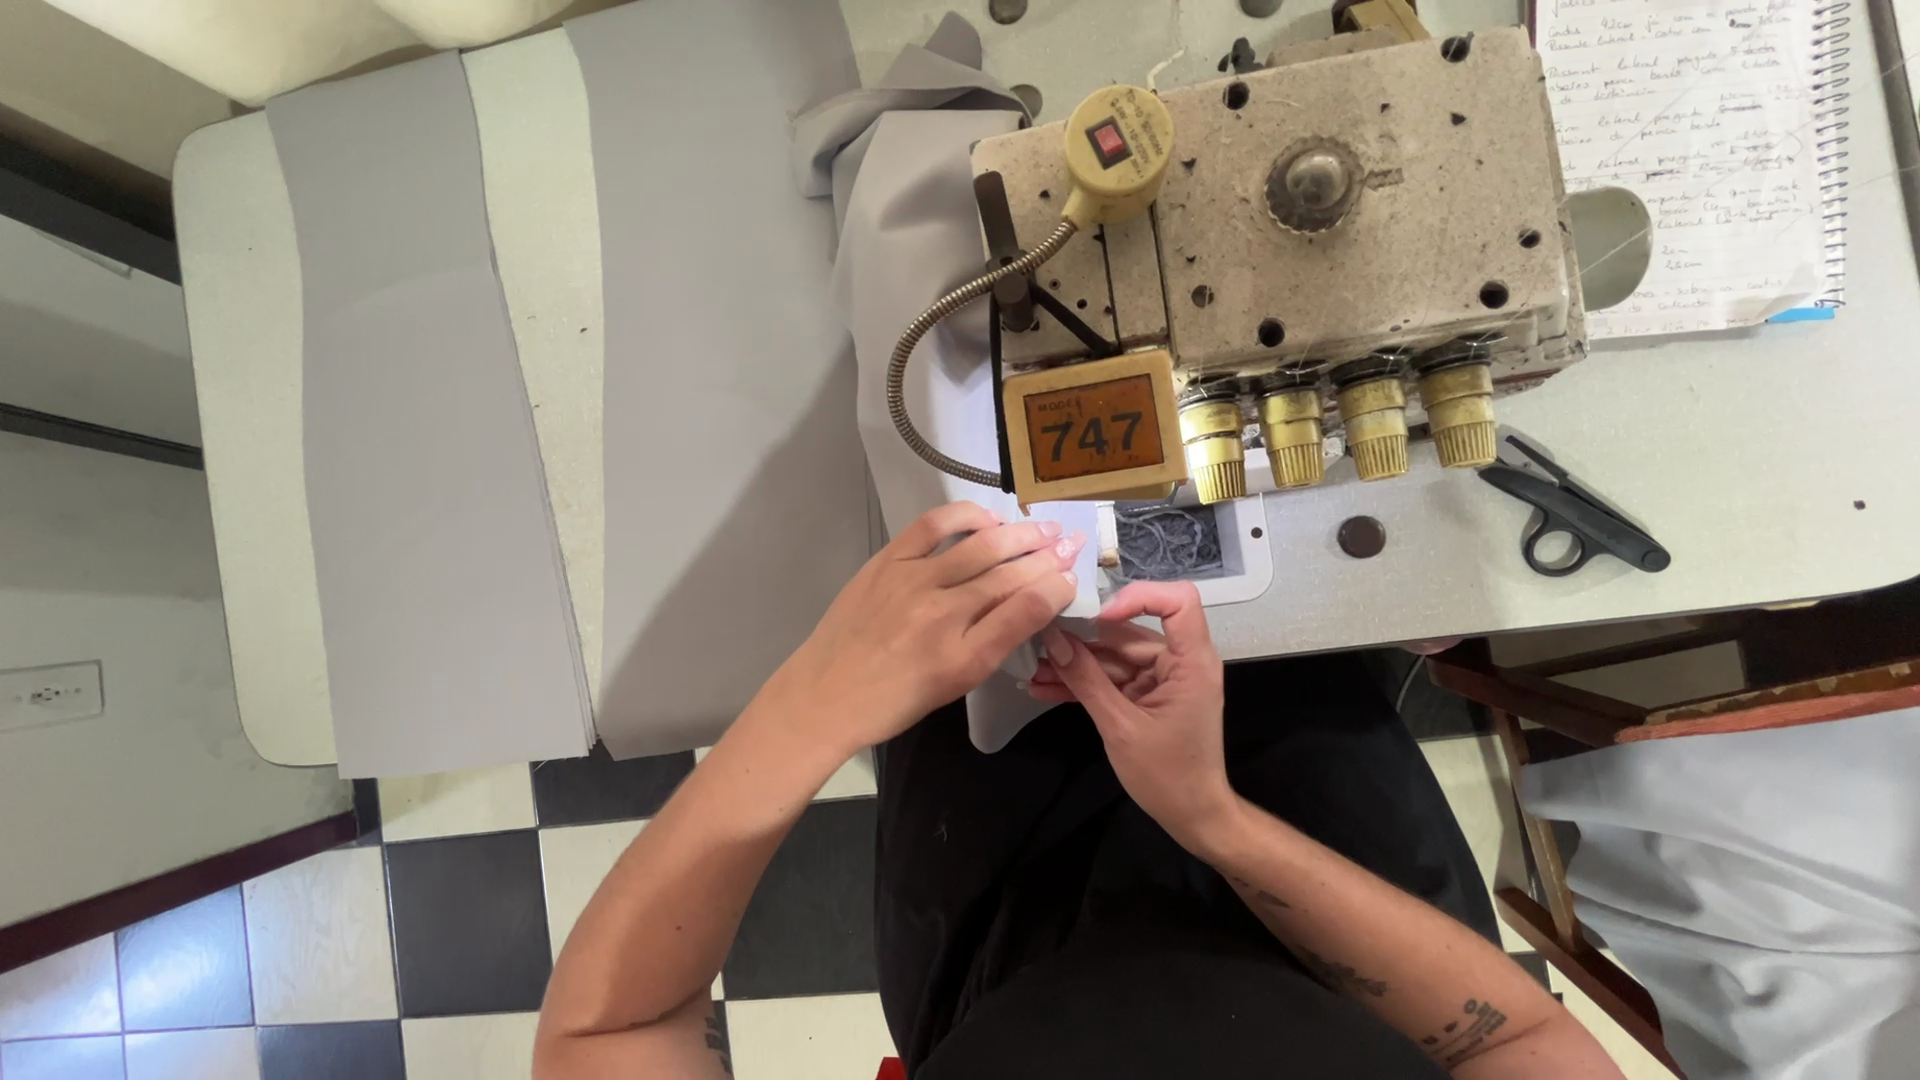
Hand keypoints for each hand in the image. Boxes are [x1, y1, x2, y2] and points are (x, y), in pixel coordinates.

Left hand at [769, 501, 1083, 753]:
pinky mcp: (886, 563)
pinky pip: (931, 527)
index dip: (1057, 587)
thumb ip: (998, 642)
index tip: (1073, 576)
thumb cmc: (895, 701)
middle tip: (1071, 543)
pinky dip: (964, 516)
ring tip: (1043, 528)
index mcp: (964, 657)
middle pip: (1009, 573)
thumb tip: (1032, 603)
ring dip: (1018, 534)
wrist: (826, 696)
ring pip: (979, 547)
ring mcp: (911, 582)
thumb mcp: (956, 684)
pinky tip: (987, 518)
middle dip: (1048, 556)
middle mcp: (941, 614)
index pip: (1026, 609)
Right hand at [1036, 581, 1236, 850]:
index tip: (1096, 617)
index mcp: (1190, 662)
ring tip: (1030, 668)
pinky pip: (1109, 678)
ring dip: (1072, 663)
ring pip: (1111, 656)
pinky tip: (1043, 686)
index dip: (1138, 597)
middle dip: (1081, 637)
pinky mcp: (1143, 695)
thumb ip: (1087, 681)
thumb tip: (1053, 641)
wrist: (1193, 817)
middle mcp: (1178, 662)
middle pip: (1127, 631)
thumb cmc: (1168, 775)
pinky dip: (1081, 683)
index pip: (1178, 602)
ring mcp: (1158, 678)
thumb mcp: (1120, 727)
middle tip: (1036, 639)